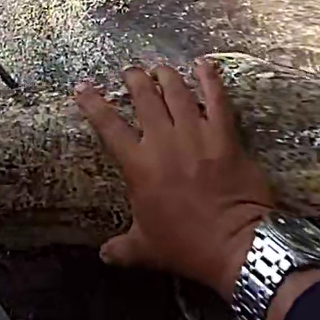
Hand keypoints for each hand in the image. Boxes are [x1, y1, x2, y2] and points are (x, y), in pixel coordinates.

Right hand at [75, 60, 274, 296]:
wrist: (236, 246)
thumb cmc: (186, 245)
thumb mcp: (146, 248)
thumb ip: (122, 247)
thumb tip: (103, 255)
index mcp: (138, 164)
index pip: (108, 125)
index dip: (92, 103)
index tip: (83, 86)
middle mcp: (163, 141)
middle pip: (144, 97)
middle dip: (135, 79)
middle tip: (131, 71)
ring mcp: (195, 133)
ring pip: (176, 91)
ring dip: (166, 75)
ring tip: (160, 68)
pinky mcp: (224, 134)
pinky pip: (216, 98)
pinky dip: (210, 78)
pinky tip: (204, 63)